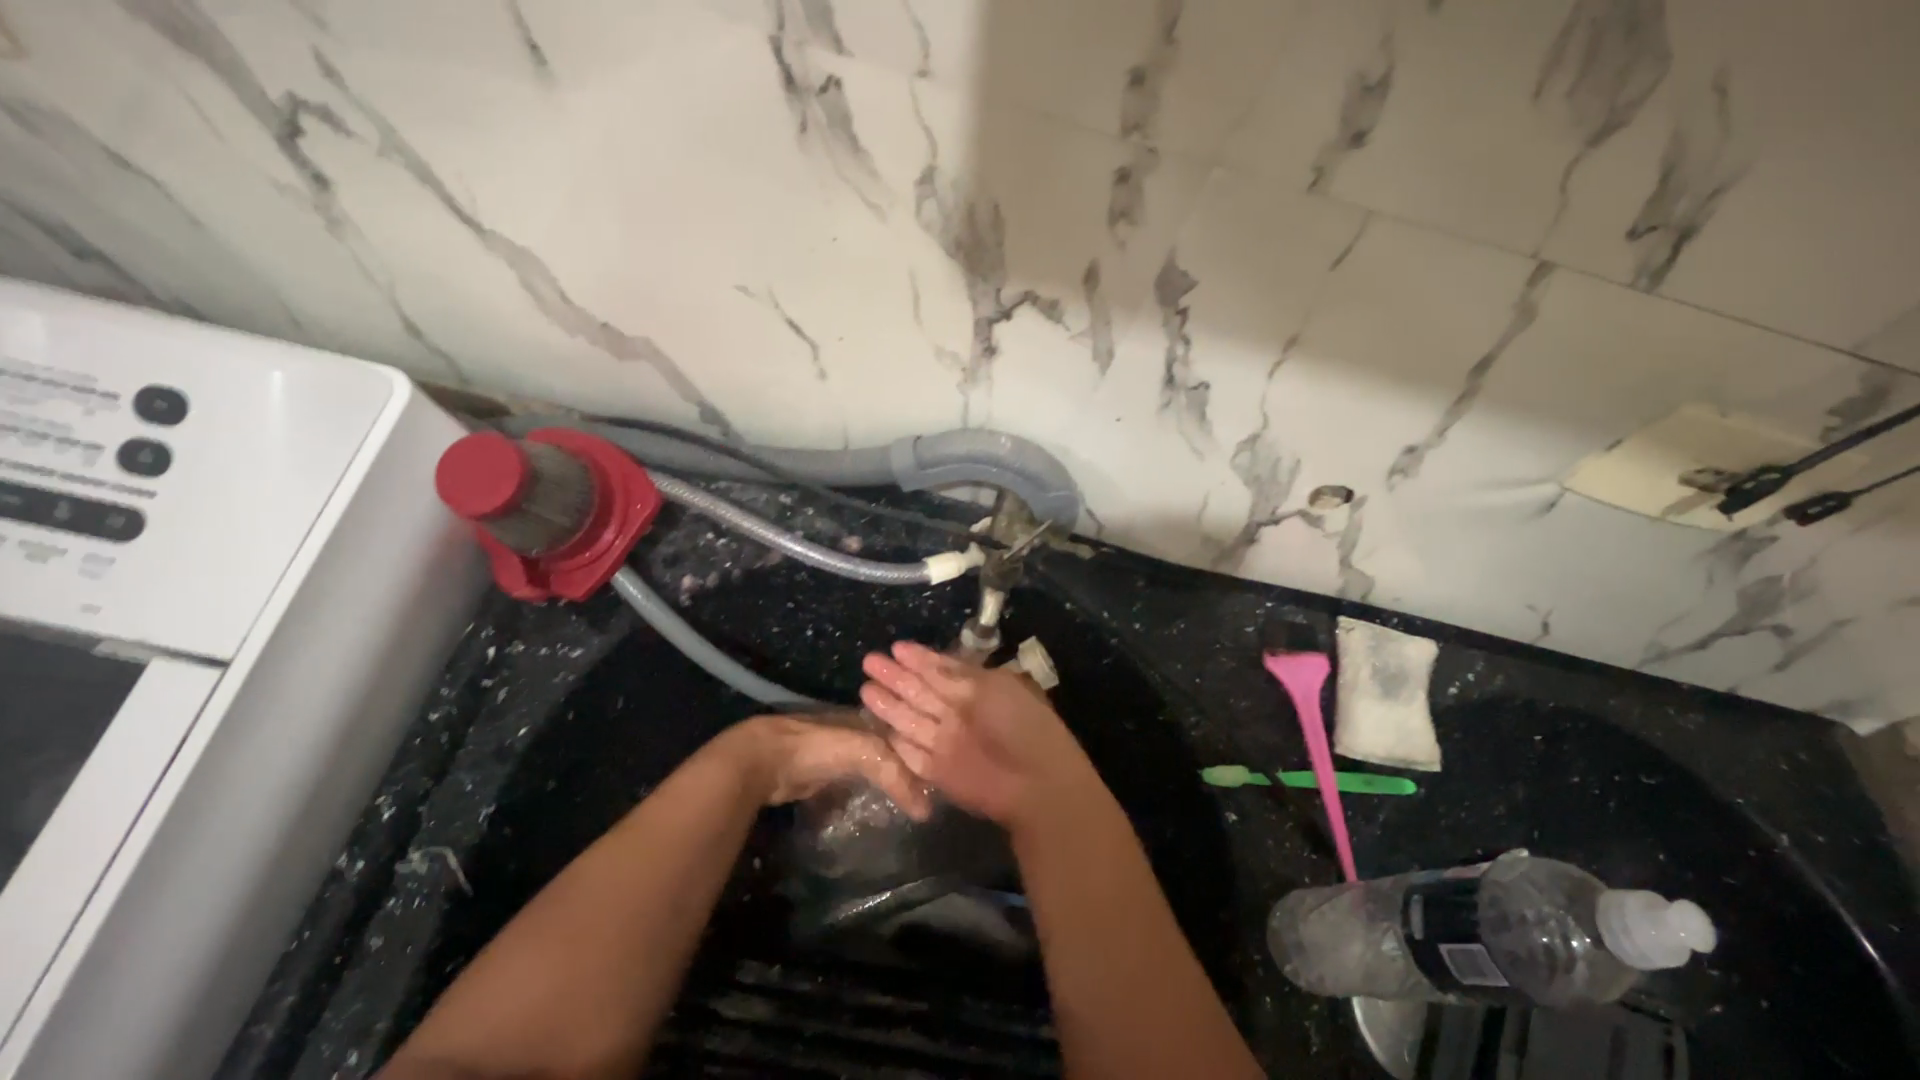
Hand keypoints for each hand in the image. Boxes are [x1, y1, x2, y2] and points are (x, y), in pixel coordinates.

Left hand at [716, 714, 931, 819]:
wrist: (763, 760)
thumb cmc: (818, 747)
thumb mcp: (866, 752)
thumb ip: (897, 776)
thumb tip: (927, 811)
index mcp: (865, 718)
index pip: (902, 732)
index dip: (920, 749)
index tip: (941, 772)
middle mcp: (849, 733)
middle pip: (883, 753)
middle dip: (901, 771)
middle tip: (923, 796)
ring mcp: (829, 756)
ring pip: (863, 772)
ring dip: (878, 788)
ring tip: (900, 810)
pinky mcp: (813, 780)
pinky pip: (843, 790)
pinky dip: (854, 800)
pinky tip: (866, 814)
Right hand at [859, 641, 1100, 832]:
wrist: (1036, 782)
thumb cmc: (1021, 725)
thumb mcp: (992, 688)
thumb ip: (957, 677)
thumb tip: (929, 663)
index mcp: (976, 690)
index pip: (941, 670)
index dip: (918, 659)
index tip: (896, 647)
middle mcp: (959, 714)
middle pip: (921, 693)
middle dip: (896, 677)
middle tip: (869, 661)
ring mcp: (946, 743)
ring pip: (911, 720)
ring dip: (889, 705)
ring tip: (865, 687)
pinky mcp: (937, 772)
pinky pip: (911, 753)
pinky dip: (895, 741)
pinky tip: (877, 726)